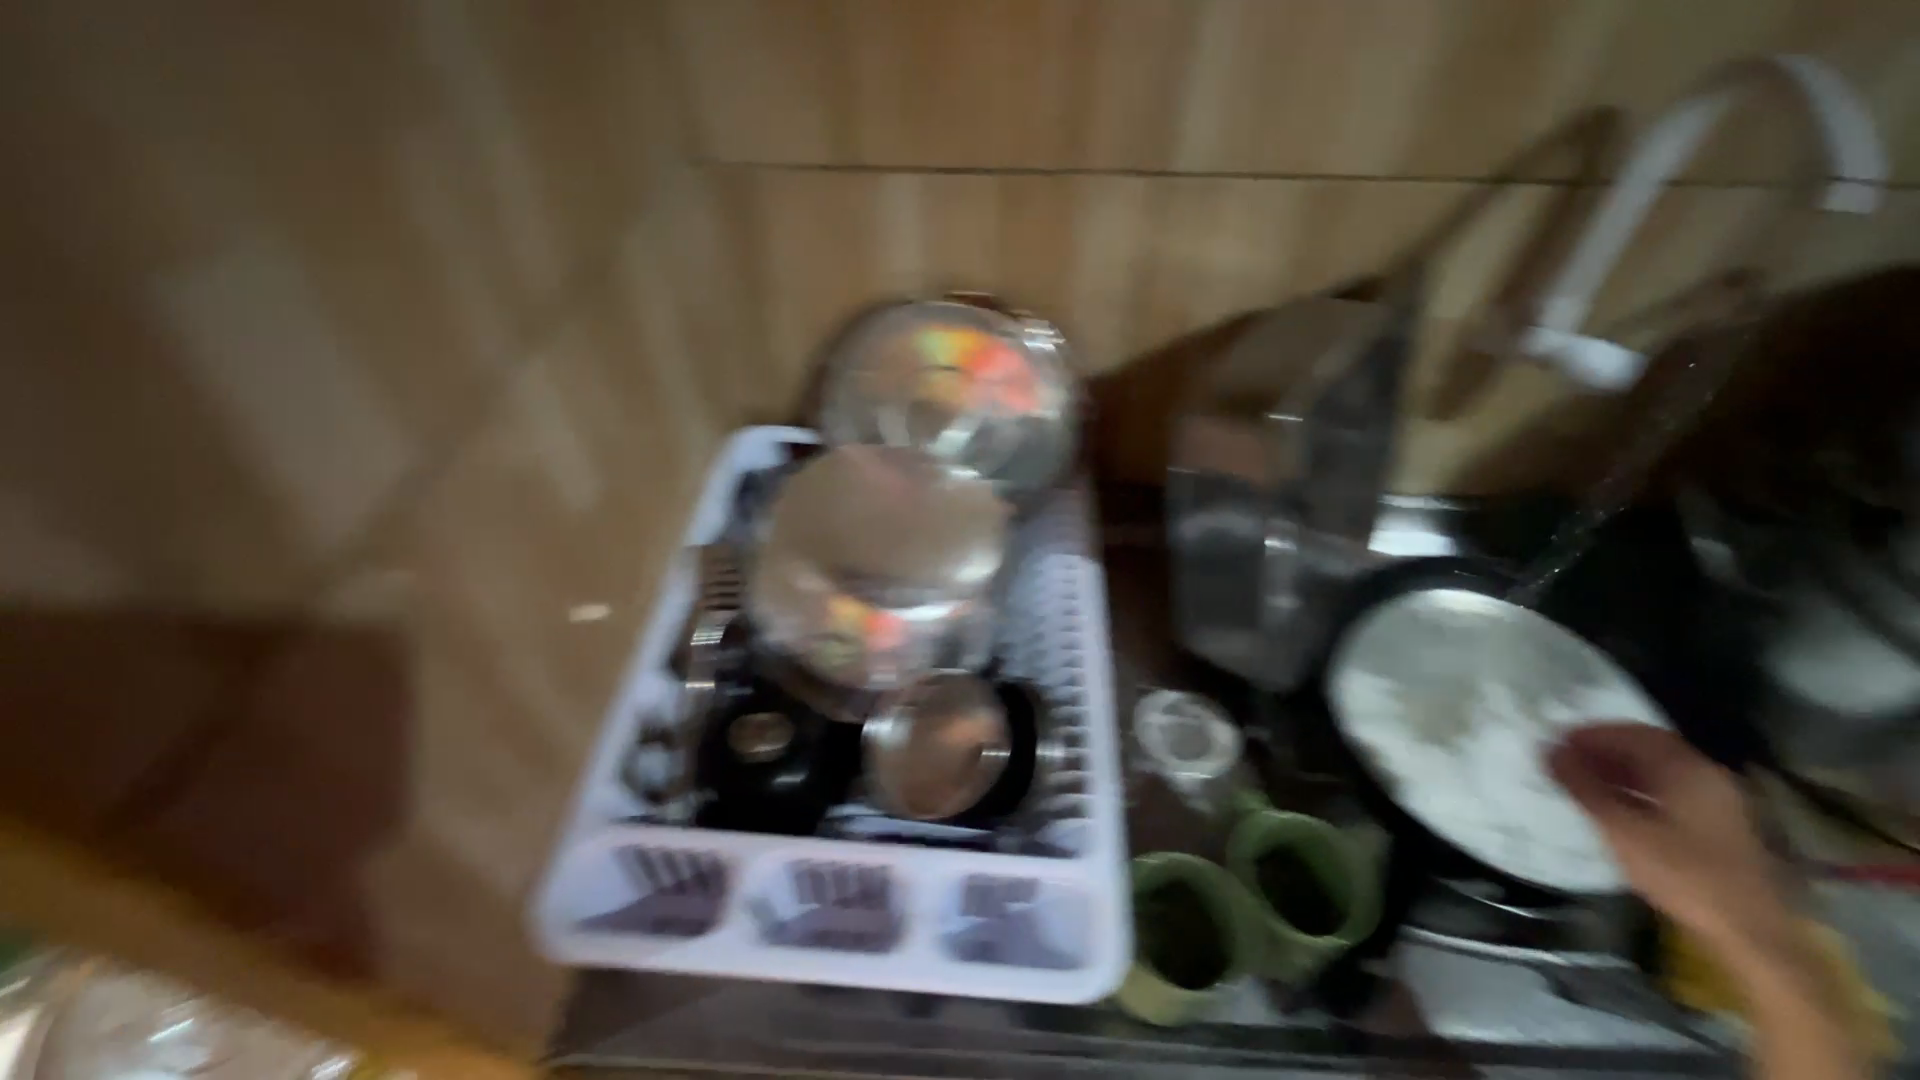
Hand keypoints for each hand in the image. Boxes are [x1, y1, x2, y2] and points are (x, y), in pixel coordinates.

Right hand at [1545, 723, 1793, 967]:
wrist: (1749, 931)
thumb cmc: (1681, 874)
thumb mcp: (1621, 828)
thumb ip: (1583, 786)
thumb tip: (1549, 750)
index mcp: (1688, 770)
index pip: (1632, 733)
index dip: (1590, 734)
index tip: (1555, 742)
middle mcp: (1708, 776)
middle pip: (1648, 749)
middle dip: (1603, 750)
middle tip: (1564, 761)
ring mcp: (1718, 802)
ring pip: (1659, 771)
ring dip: (1618, 770)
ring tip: (1580, 782)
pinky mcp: (1718, 826)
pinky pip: (1670, 791)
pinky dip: (1637, 789)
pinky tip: (1614, 806)